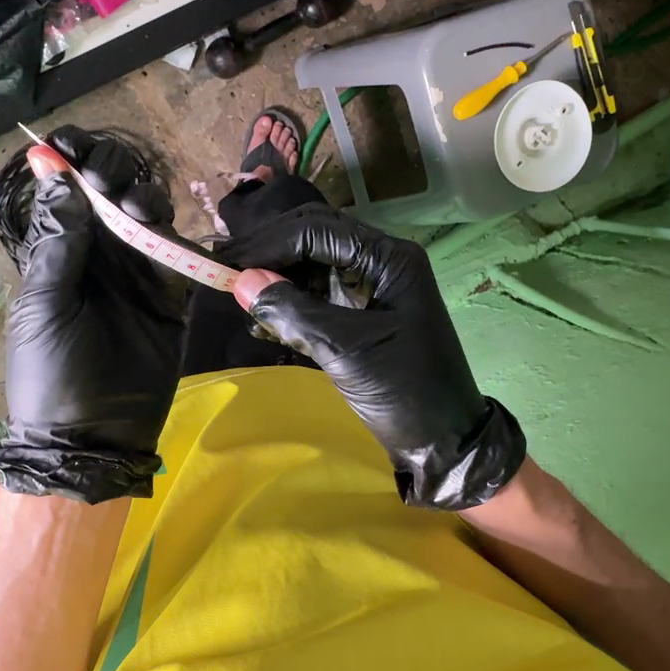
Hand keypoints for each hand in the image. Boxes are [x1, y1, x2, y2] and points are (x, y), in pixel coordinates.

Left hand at [0, 126, 184, 502]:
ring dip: (145, 197)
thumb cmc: (53, 372)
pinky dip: (180, 236)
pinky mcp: (172, 294)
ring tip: (139, 212)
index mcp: (60, 250)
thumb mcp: (45, 303)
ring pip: (150, 212)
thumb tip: (54, 172)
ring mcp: (138, 272)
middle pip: (111, 189)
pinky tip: (167, 233)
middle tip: (110, 187)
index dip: (71, 157)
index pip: (66, 188)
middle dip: (112, 171)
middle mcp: (99, 252)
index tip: (75, 145)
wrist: (93, 434)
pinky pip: (181, 253)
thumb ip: (58, 240)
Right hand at [224, 203, 524, 509]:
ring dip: (278, 277)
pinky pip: (320, 294)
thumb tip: (241, 282)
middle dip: (269, 252)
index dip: (267, 243)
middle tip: (224, 269)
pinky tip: (264, 319)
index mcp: (389, 257)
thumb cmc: (405, 391)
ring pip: (314, 264)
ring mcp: (374, 286)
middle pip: (314, 237)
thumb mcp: (345, 350)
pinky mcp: (364, 312)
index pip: (316, 229)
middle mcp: (382, 260)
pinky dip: (291, 302)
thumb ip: (293, 312)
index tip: (224, 262)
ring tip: (240, 294)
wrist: (445, 440)